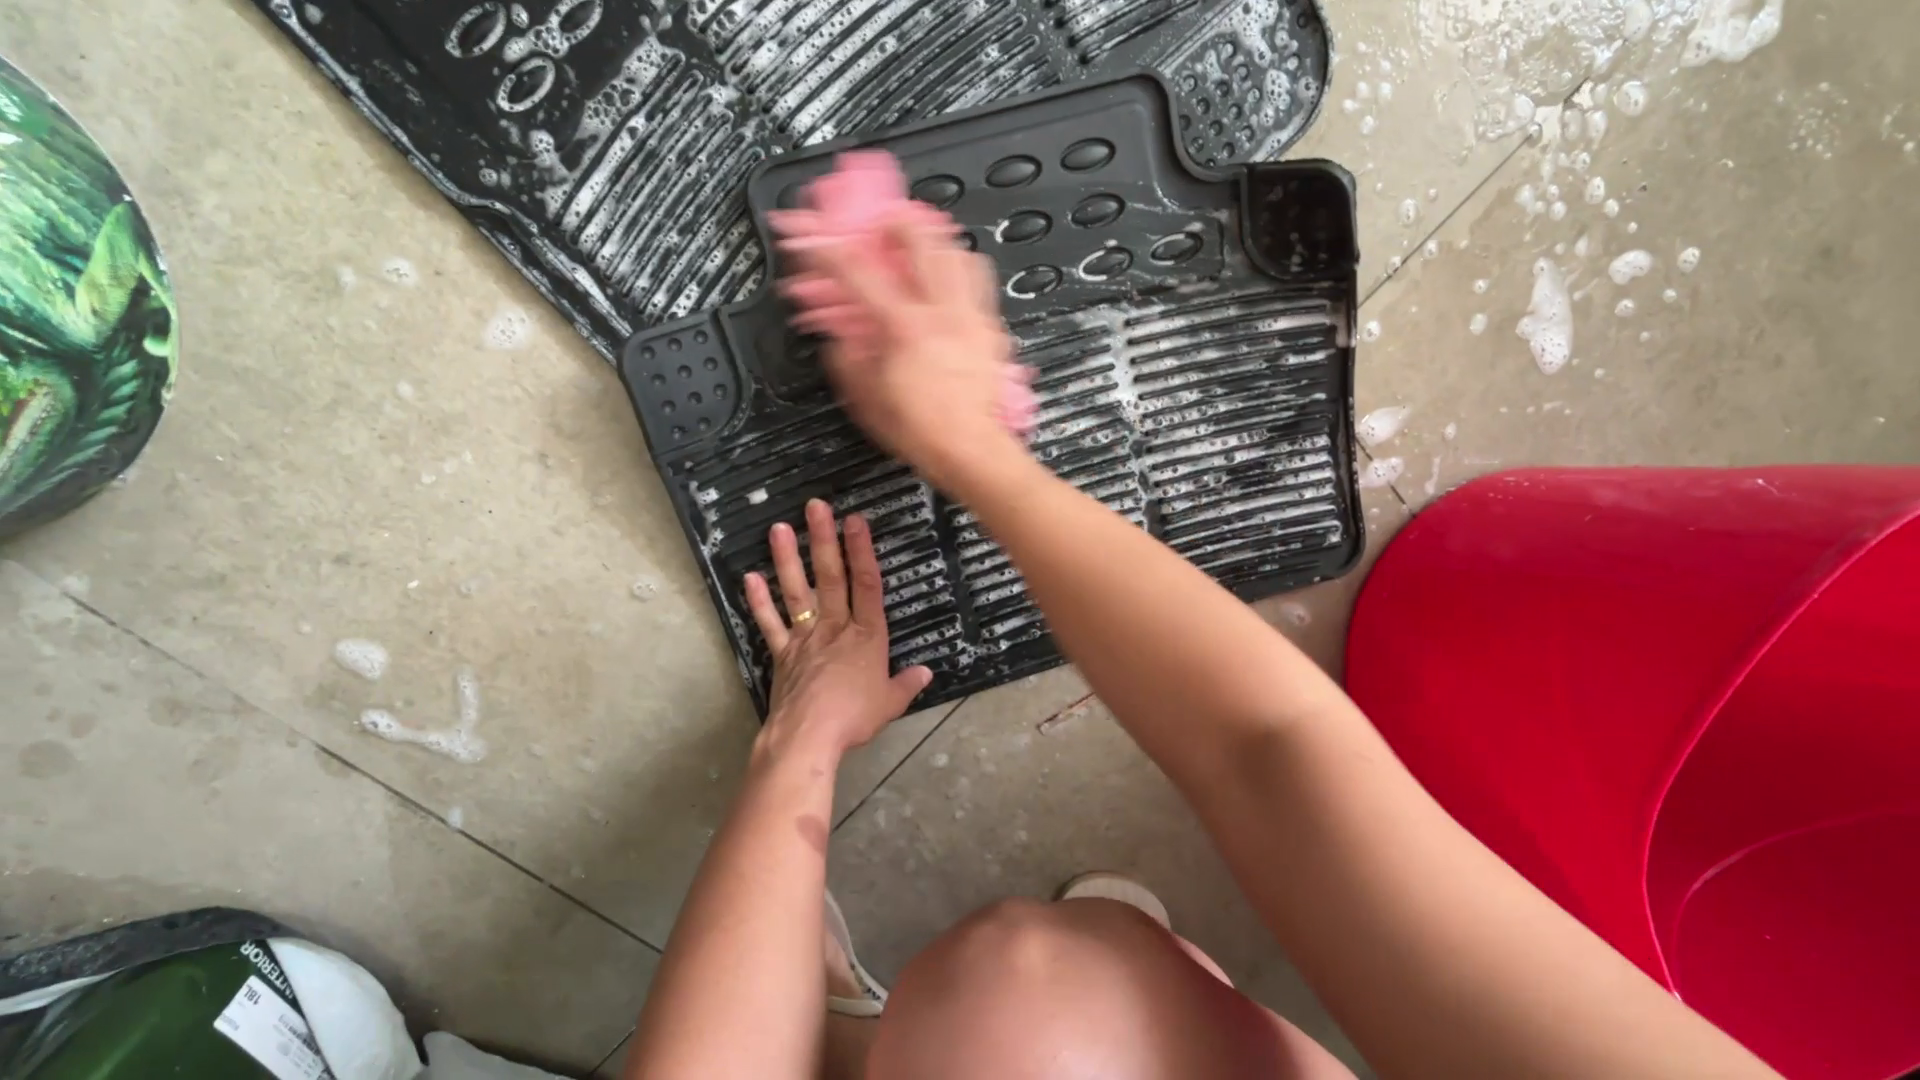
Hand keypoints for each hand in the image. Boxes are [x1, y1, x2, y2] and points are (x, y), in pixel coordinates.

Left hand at [744, 498, 932, 759]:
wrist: (808, 736)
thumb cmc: (854, 717)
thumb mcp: (890, 703)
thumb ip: (906, 684)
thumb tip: (926, 673)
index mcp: (867, 636)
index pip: (868, 584)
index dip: (862, 550)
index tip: (856, 520)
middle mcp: (835, 628)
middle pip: (830, 577)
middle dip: (824, 540)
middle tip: (816, 507)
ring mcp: (805, 638)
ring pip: (796, 592)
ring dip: (788, 559)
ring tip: (780, 528)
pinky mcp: (782, 654)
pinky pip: (770, 624)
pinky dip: (759, 602)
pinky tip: (751, 577)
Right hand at [793, 209, 1032, 494]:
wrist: (972, 450)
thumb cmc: (923, 432)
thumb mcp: (866, 399)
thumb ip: (847, 360)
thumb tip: (837, 339)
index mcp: (904, 327)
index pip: (857, 272)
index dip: (828, 250)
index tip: (814, 237)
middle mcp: (941, 312)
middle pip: (920, 239)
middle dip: (893, 219)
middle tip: (880, 218)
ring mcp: (971, 317)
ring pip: (958, 252)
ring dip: (935, 238)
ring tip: (922, 236)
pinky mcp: (991, 330)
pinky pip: (980, 282)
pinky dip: (962, 267)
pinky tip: (953, 275)